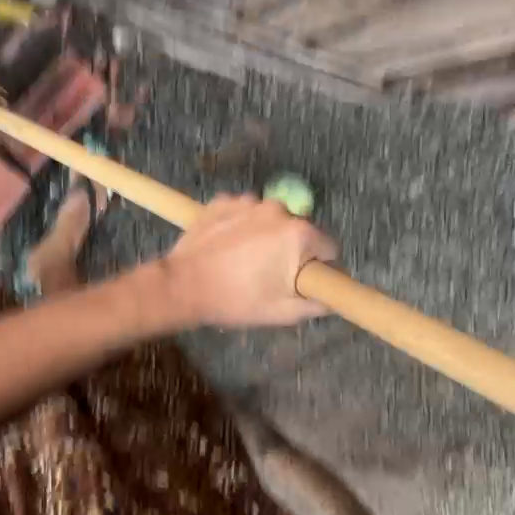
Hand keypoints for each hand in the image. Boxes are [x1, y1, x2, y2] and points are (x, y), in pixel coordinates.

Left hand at [156, 194, 338, 328]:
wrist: (182, 286)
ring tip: (242, 262)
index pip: (328, 248)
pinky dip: (239, 227)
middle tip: (266, 276)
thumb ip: (316, 304)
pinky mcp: (222, 201)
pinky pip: (242, 213)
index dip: (319, 268)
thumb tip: (332, 298)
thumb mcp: (283, 312)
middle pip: (298, 231)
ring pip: (269, 221)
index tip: (301, 281)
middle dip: (289, 251)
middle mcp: (278, 209)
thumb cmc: (235, 301)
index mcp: (299, 233)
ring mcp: (247, 202)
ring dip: (264, 237)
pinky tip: (226, 248)